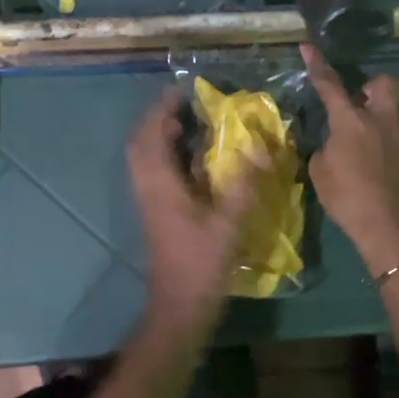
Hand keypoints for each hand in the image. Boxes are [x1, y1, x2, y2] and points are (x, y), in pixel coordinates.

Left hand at [127, 89, 252, 330]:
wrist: (179, 305)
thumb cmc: (201, 263)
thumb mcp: (229, 223)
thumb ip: (243, 184)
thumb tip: (257, 147)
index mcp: (159, 184)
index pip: (151, 134)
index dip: (162, 109)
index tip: (182, 92)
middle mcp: (146, 186)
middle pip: (140, 141)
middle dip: (158, 118)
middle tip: (185, 106)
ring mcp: (147, 200)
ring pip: (143, 157)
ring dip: (159, 136)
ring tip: (189, 125)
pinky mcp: (153, 211)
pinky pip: (151, 170)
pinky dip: (164, 154)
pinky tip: (192, 159)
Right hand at [300, 44, 398, 276]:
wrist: (394, 230)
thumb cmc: (348, 200)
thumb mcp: (321, 174)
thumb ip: (326, 149)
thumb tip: (334, 144)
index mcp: (351, 122)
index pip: (330, 84)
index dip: (317, 64)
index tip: (308, 46)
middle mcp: (383, 120)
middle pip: (386, 83)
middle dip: (374, 86)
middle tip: (363, 103)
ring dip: (389, 117)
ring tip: (378, 137)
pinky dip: (398, 145)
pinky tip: (390, 165)